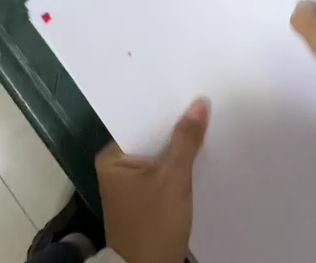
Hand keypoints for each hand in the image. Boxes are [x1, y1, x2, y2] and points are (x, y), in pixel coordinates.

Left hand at [96, 97, 208, 262]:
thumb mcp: (173, 178)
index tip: (187, 90)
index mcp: (111, 157)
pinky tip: (198, 153)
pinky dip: (178, 164)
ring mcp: (130, 184)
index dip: (164, 107)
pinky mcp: (145, 199)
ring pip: (159, 154)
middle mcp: (116, 167)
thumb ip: (186, 139)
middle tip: (200, 101)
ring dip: (178, 145)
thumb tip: (200, 102)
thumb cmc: (153, 225)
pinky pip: (162, 171)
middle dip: (174, 126)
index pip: (140, 121)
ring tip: (204, 121)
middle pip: (151, 137)